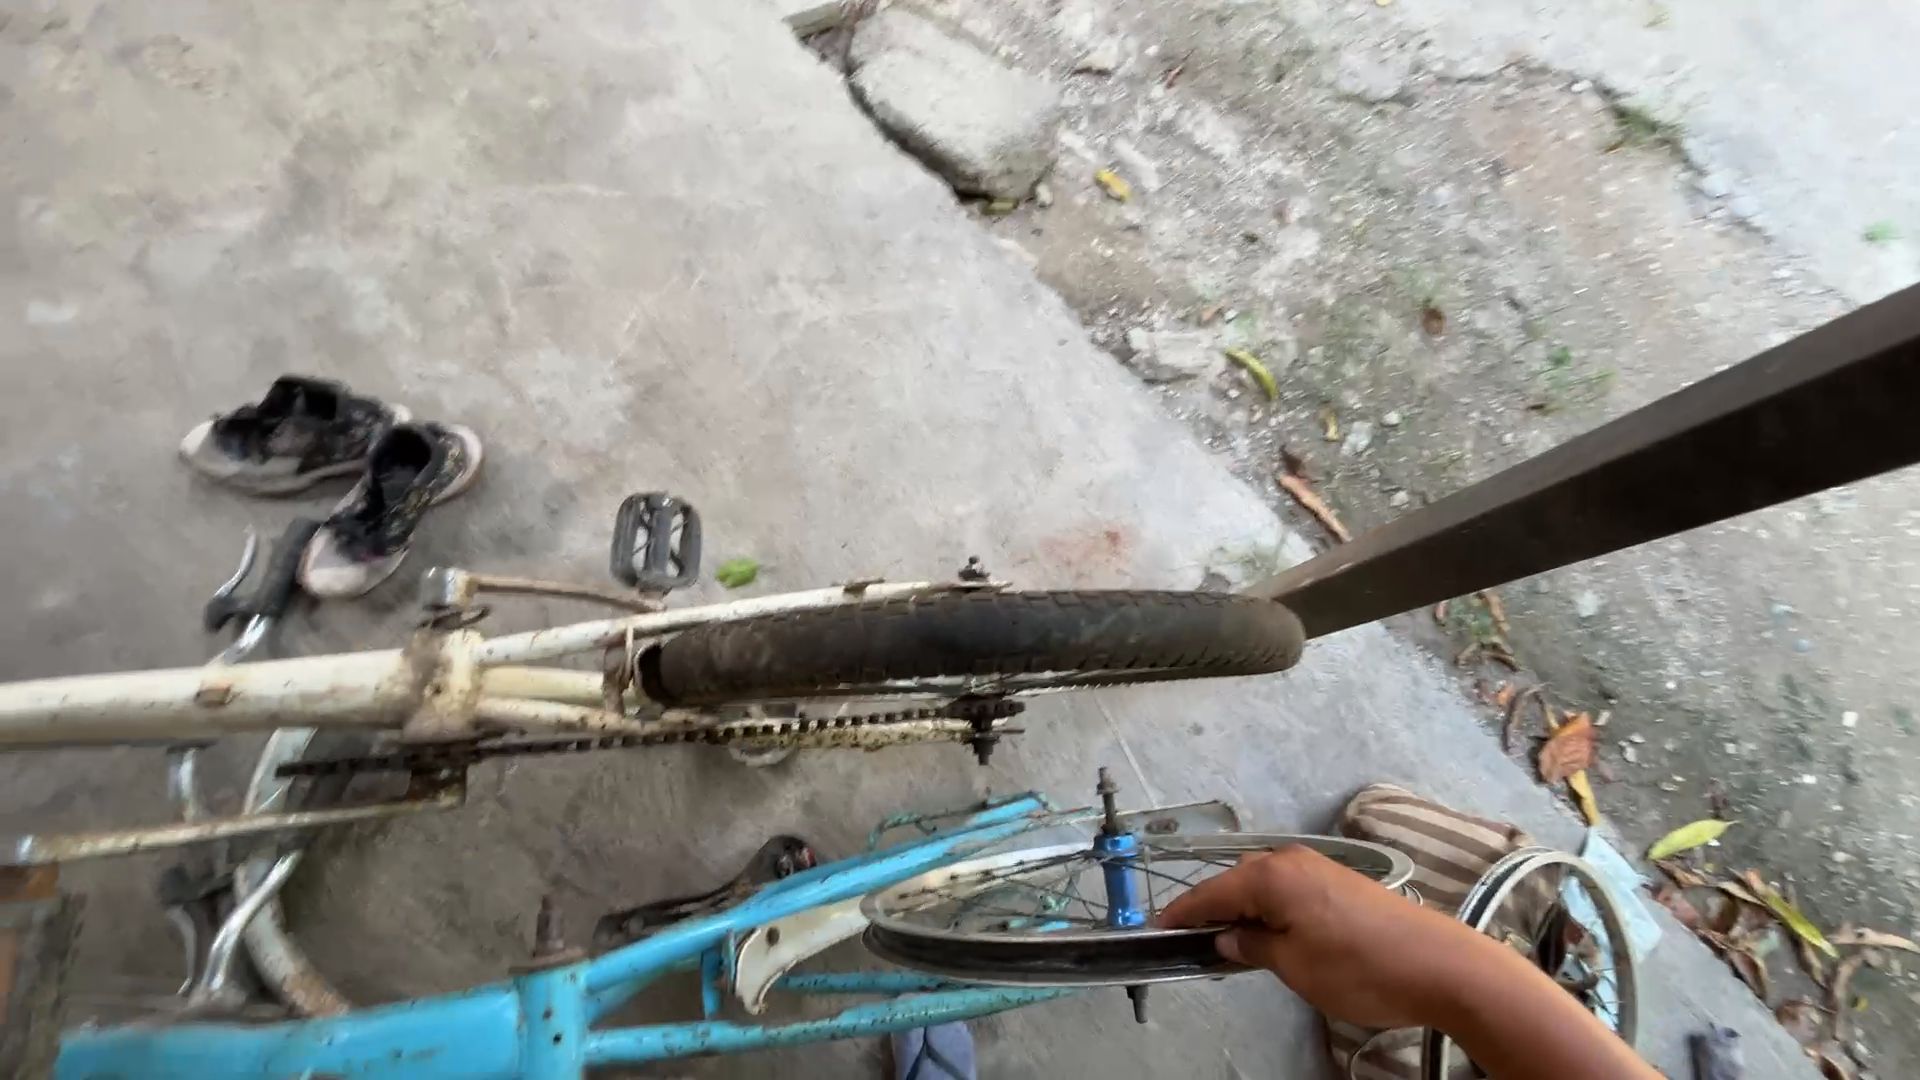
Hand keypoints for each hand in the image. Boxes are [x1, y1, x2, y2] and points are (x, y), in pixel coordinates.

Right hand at [1158, 844, 1486, 1029]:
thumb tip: (1225, 938)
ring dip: (1245, 910)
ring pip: (1261, 885)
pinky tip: (1273, 931)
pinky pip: (1286, 887)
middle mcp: (1286, 859)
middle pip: (1234, 883)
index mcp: (1268, 875)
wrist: (1443, 964)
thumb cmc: (1358, 967)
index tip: (1158, 928)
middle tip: (1197, 942)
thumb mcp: (1294, 966)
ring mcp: (1314, 865)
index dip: (1183, 912)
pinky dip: (1271, 907)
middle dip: (1214, 910)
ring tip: (1233, 942)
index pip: (1210, 892)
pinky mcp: (1336, 878)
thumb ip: (1251, 947)